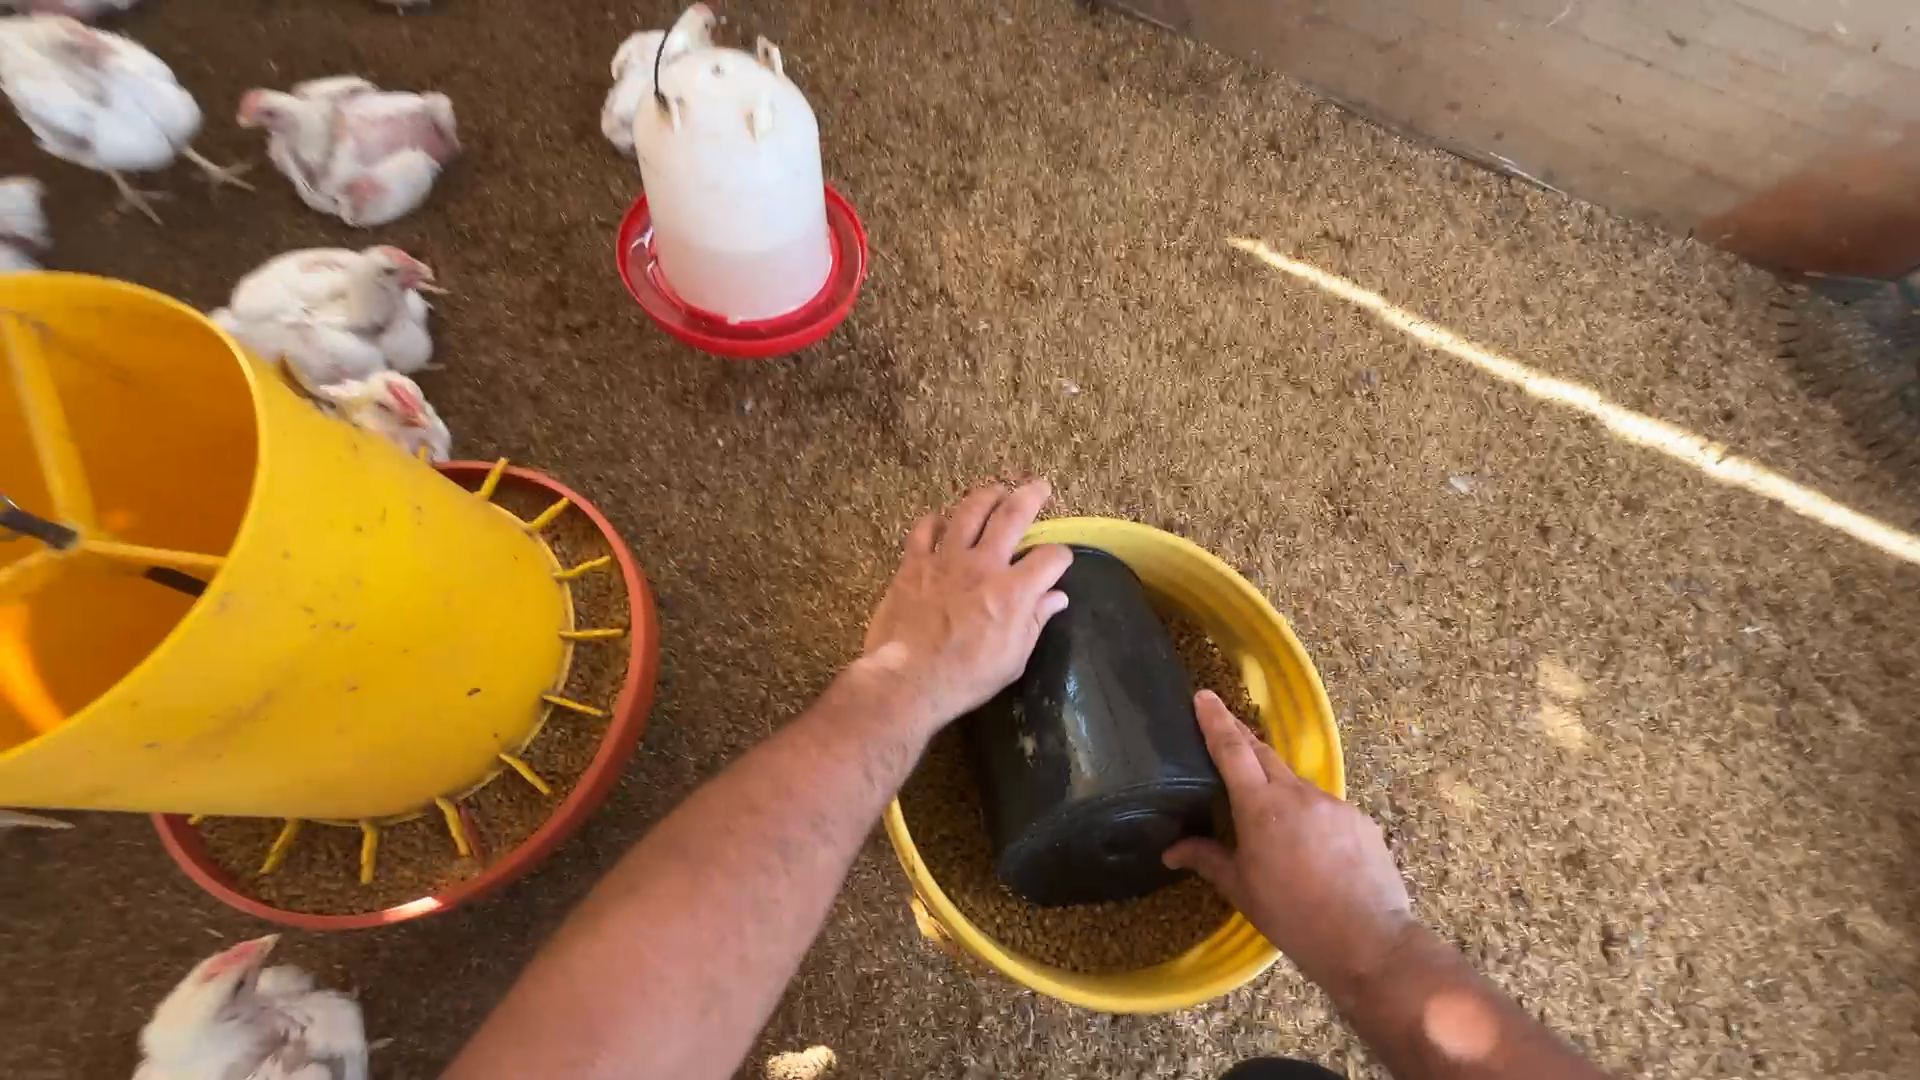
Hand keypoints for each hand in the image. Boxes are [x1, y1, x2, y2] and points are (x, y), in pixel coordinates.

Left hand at [856, 480, 1073, 735]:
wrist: (907, 680)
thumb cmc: (966, 677)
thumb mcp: (1013, 658)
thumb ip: (1036, 621)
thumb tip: (1057, 597)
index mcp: (1014, 591)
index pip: (1050, 558)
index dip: (1061, 556)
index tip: (1060, 560)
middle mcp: (983, 565)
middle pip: (1012, 516)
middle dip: (1031, 497)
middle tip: (1039, 486)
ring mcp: (945, 559)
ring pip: (969, 512)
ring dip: (986, 496)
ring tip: (996, 490)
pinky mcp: (913, 564)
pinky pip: (923, 530)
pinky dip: (934, 521)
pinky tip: (940, 519)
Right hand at [1164, 691, 1418, 999]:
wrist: (1372, 944)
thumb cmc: (1294, 917)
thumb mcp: (1243, 890)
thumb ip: (1207, 860)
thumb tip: (1169, 851)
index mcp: (1260, 806)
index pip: (1232, 749)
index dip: (1215, 720)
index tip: (1203, 695)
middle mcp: (1296, 794)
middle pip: (1262, 752)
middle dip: (1240, 736)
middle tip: (1222, 727)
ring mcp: (1331, 804)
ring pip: (1293, 781)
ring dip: (1274, 781)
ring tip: (1265, 806)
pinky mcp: (1358, 819)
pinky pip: (1322, 804)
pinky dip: (1306, 810)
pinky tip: (1307, 841)